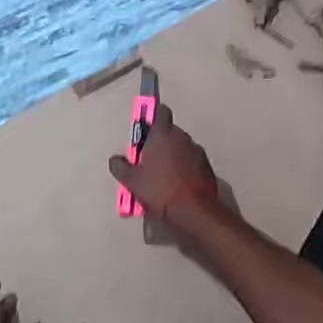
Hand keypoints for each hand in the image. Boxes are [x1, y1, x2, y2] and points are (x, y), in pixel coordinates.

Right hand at [106, 104, 219, 226]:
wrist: (193, 210)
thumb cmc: (159, 189)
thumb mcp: (131, 181)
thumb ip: (120, 166)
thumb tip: (115, 160)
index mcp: (163, 133)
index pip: (160, 111)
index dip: (152, 117)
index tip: (145, 129)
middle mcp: (182, 136)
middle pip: (169, 131)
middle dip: (159, 142)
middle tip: (148, 160)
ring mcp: (197, 150)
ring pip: (181, 147)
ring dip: (172, 155)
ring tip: (161, 176)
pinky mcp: (207, 165)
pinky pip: (191, 160)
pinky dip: (184, 167)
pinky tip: (176, 185)